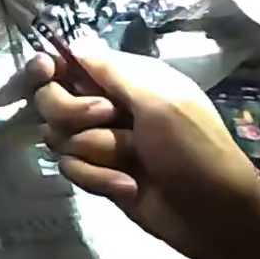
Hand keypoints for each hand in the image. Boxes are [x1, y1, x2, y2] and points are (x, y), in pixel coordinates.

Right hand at [27, 46, 259, 254]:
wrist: (214, 215)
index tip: (45, 73)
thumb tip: (75, 43)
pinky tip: (128, 186)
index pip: (70, 62)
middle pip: (52, 98)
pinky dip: (98, 178)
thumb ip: (113, 71)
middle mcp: (106, 106)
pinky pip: (70, 168)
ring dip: (95, 150)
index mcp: (125, 80)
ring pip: (59, 136)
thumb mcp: (160, 101)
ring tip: (131, 161)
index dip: (50, 66)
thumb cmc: (194, 149)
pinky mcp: (97, 173)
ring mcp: (100, 141)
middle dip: (73, 111)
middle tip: (106, 118)